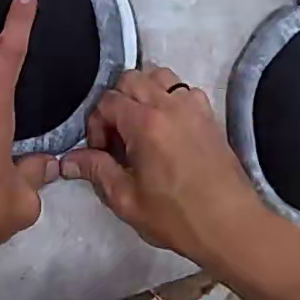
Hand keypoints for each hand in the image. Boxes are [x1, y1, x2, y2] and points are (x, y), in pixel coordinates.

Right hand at [61, 67, 285, 273]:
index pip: (108, 101)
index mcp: (146, 123)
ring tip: (140, 126)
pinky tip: (168, 128)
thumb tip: (69, 159)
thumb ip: (97, 171)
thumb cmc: (177, 217)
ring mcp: (193, 105)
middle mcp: (170, 104)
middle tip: (117, 137)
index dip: (96, 124)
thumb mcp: (127, 200)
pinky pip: (183, 89)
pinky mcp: (209, 113)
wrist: (230, 223)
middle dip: (116, 102)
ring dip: (143, 93)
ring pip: (159, 76)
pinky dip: (169, 97)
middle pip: (131, 78)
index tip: (101, 151)